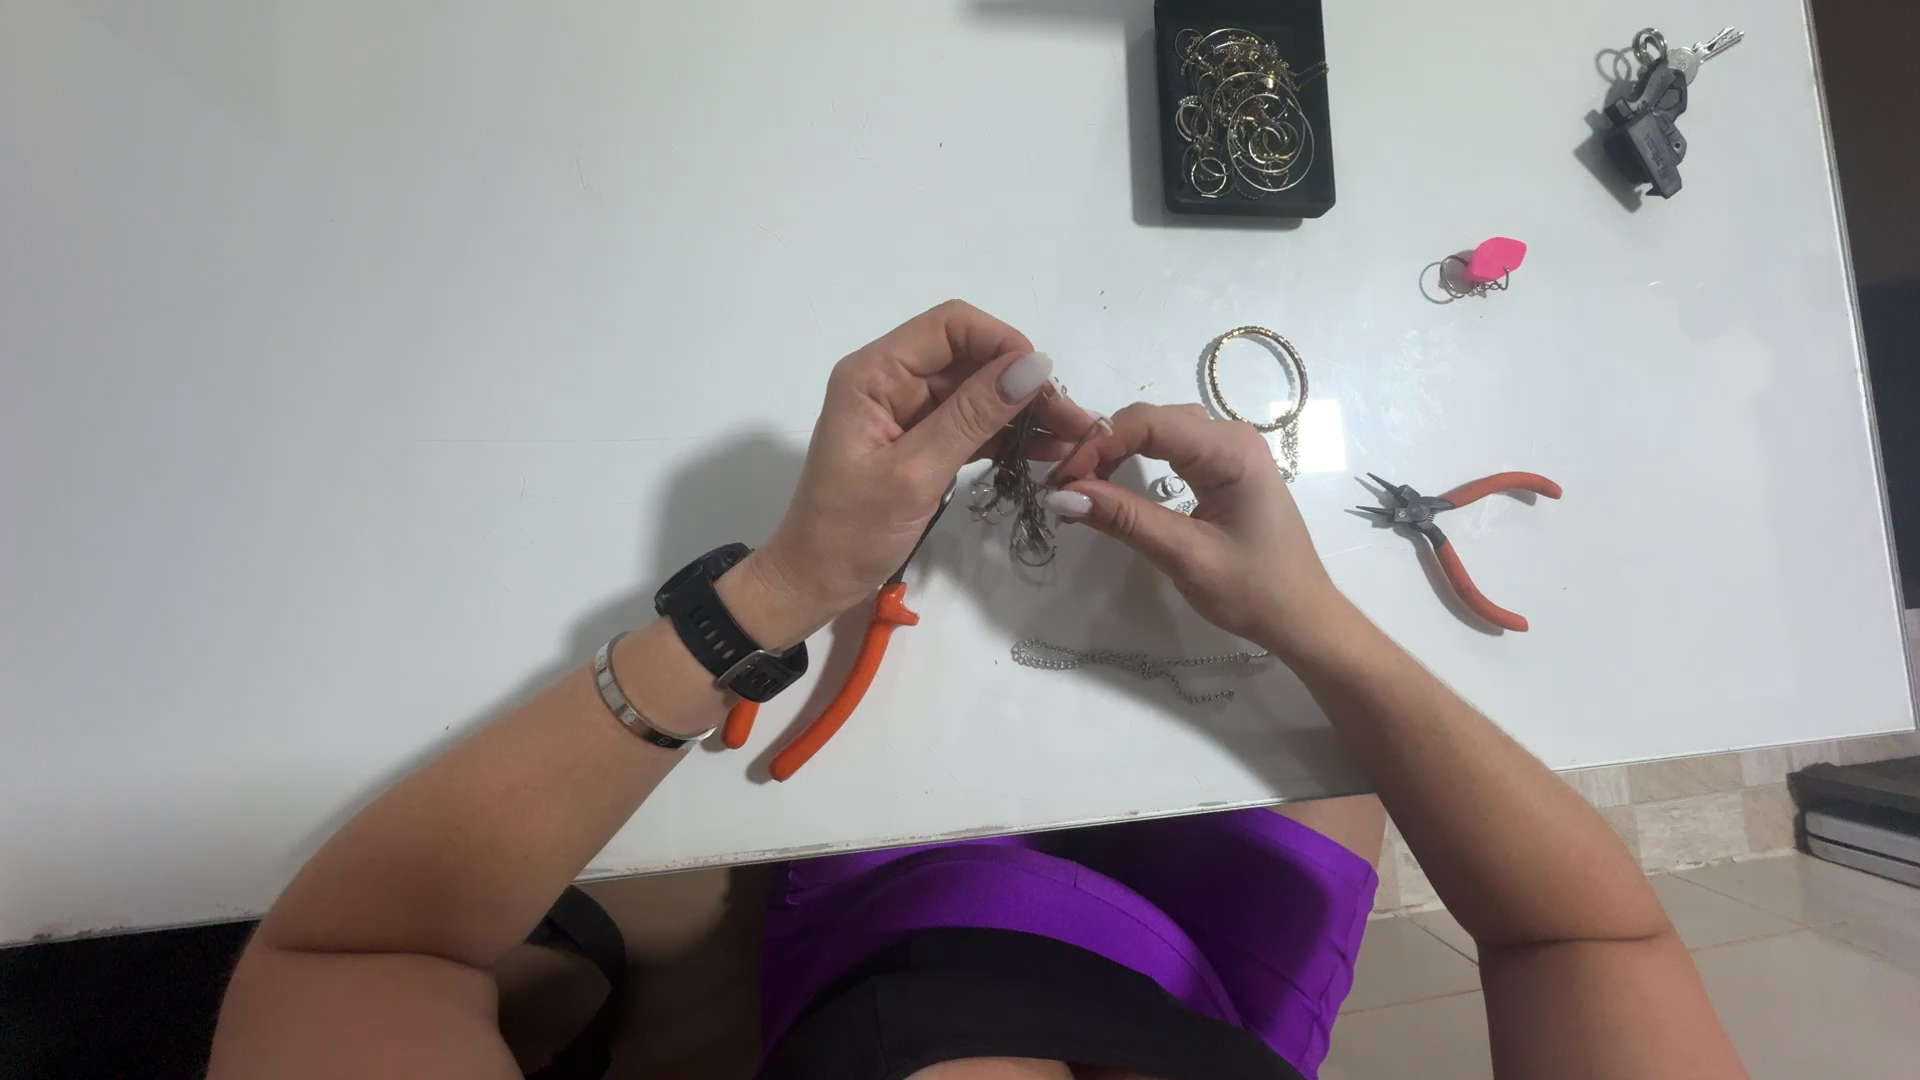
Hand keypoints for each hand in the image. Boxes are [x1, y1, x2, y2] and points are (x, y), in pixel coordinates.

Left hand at [723, 301, 1097, 645]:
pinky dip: (1006, 437)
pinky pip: (971, 427)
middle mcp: (892, 382)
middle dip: (1022, 384)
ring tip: (1071, 440)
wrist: (817, 580)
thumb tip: (1032, 367)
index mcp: (874, 374)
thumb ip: (972, 417)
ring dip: (1022, 413)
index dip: (1001, 343)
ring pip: (977, 394)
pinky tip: (1044, 452)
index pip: (949, 328)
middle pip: (970, 360)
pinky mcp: (922, 444)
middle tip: (1072, 420)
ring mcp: (908, 414)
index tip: (1043, 381)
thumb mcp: (914, 473)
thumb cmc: (851, 530)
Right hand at [1042, 403, 1347, 652]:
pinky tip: (1112, 485)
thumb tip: (1062, 495)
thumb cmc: (1253, 590)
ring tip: (1081, 488)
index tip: (1062, 482)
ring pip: (1155, 431)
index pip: (1147, 423)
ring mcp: (1228, 450)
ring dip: (1114, 453)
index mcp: (1230, 450)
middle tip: (1065, 489)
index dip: (1097, 445)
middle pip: (1148, 420)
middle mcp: (1230, 436)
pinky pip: (1168, 448)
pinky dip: (1134, 462)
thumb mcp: (1184, 556)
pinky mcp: (1221, 468)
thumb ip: (1124, 520)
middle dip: (1100, 448)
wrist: (1301, 617)